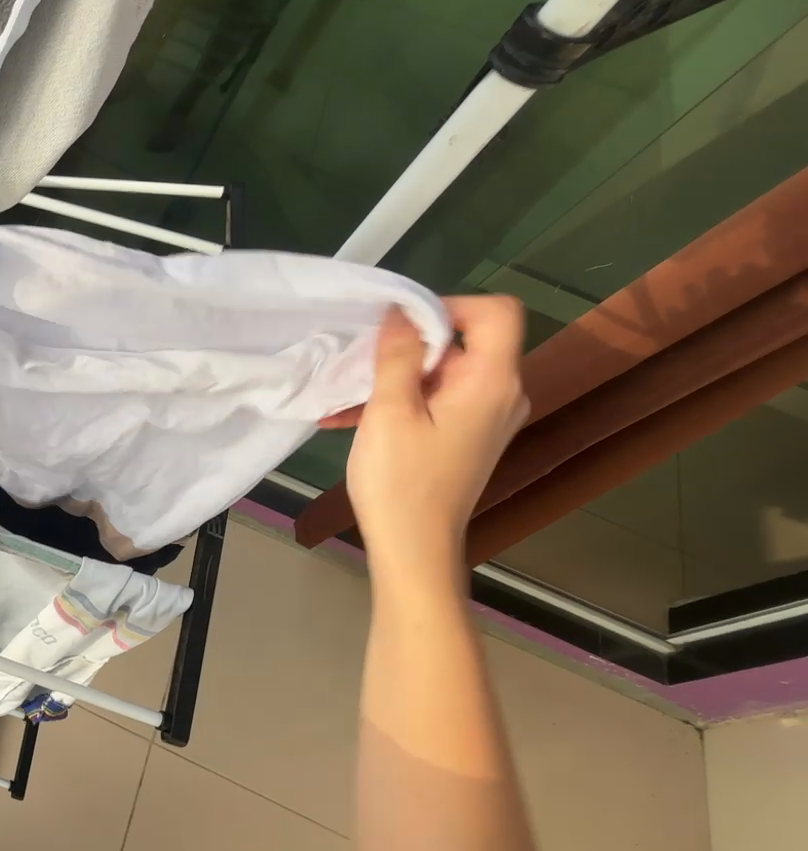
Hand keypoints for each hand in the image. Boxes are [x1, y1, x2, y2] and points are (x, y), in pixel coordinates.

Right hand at [331, 295, 529, 575]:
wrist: (414, 545)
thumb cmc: (400, 479)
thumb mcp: (389, 412)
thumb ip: (398, 357)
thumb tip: (401, 313)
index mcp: (492, 382)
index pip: (494, 312)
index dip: (447, 306)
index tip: (397, 326)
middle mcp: (502, 394)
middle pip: (467, 343)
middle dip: (412, 346)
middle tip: (363, 364)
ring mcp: (487, 418)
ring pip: (446, 374)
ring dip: (398, 377)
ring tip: (349, 397)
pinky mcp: (469, 437)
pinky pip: (439, 401)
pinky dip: (402, 402)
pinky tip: (354, 419)